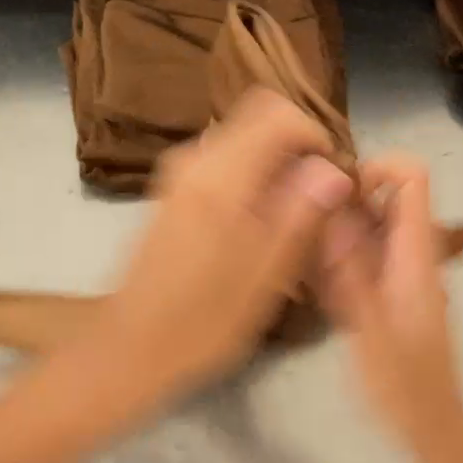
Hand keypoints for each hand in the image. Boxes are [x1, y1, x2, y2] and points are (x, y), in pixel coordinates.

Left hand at [91, 89, 353, 404]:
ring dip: (276, 159)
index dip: (315, 136)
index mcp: (221, 176)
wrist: (129, 348)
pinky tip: (260, 221)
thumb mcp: (264, 276)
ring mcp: (179, 171)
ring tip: (293, 212)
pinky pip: (225, 156)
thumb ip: (300, 214)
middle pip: (260, 116)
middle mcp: (196, 160)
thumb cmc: (202, 322)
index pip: (279, 114)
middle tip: (316, 194)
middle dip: (297, 145)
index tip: (331, 178)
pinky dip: (253, 172)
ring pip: (244, 135)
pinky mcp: (173, 188)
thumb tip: (334, 170)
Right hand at [317, 156, 462, 449]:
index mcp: (416, 253)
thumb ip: (350, 270)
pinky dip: (346, 260)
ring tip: (308, 257)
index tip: (338, 188)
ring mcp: (409, 273)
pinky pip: (371, 256)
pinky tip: (320, 287)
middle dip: (346, 202)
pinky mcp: (398, 293)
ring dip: (341, 233)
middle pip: (389, 199)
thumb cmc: (404, 385)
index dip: (378, 167)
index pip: (413, 178)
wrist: (434, 429)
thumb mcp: (368, 329)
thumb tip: (333, 213)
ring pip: (376, 228)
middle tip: (309, 224)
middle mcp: (416, 254)